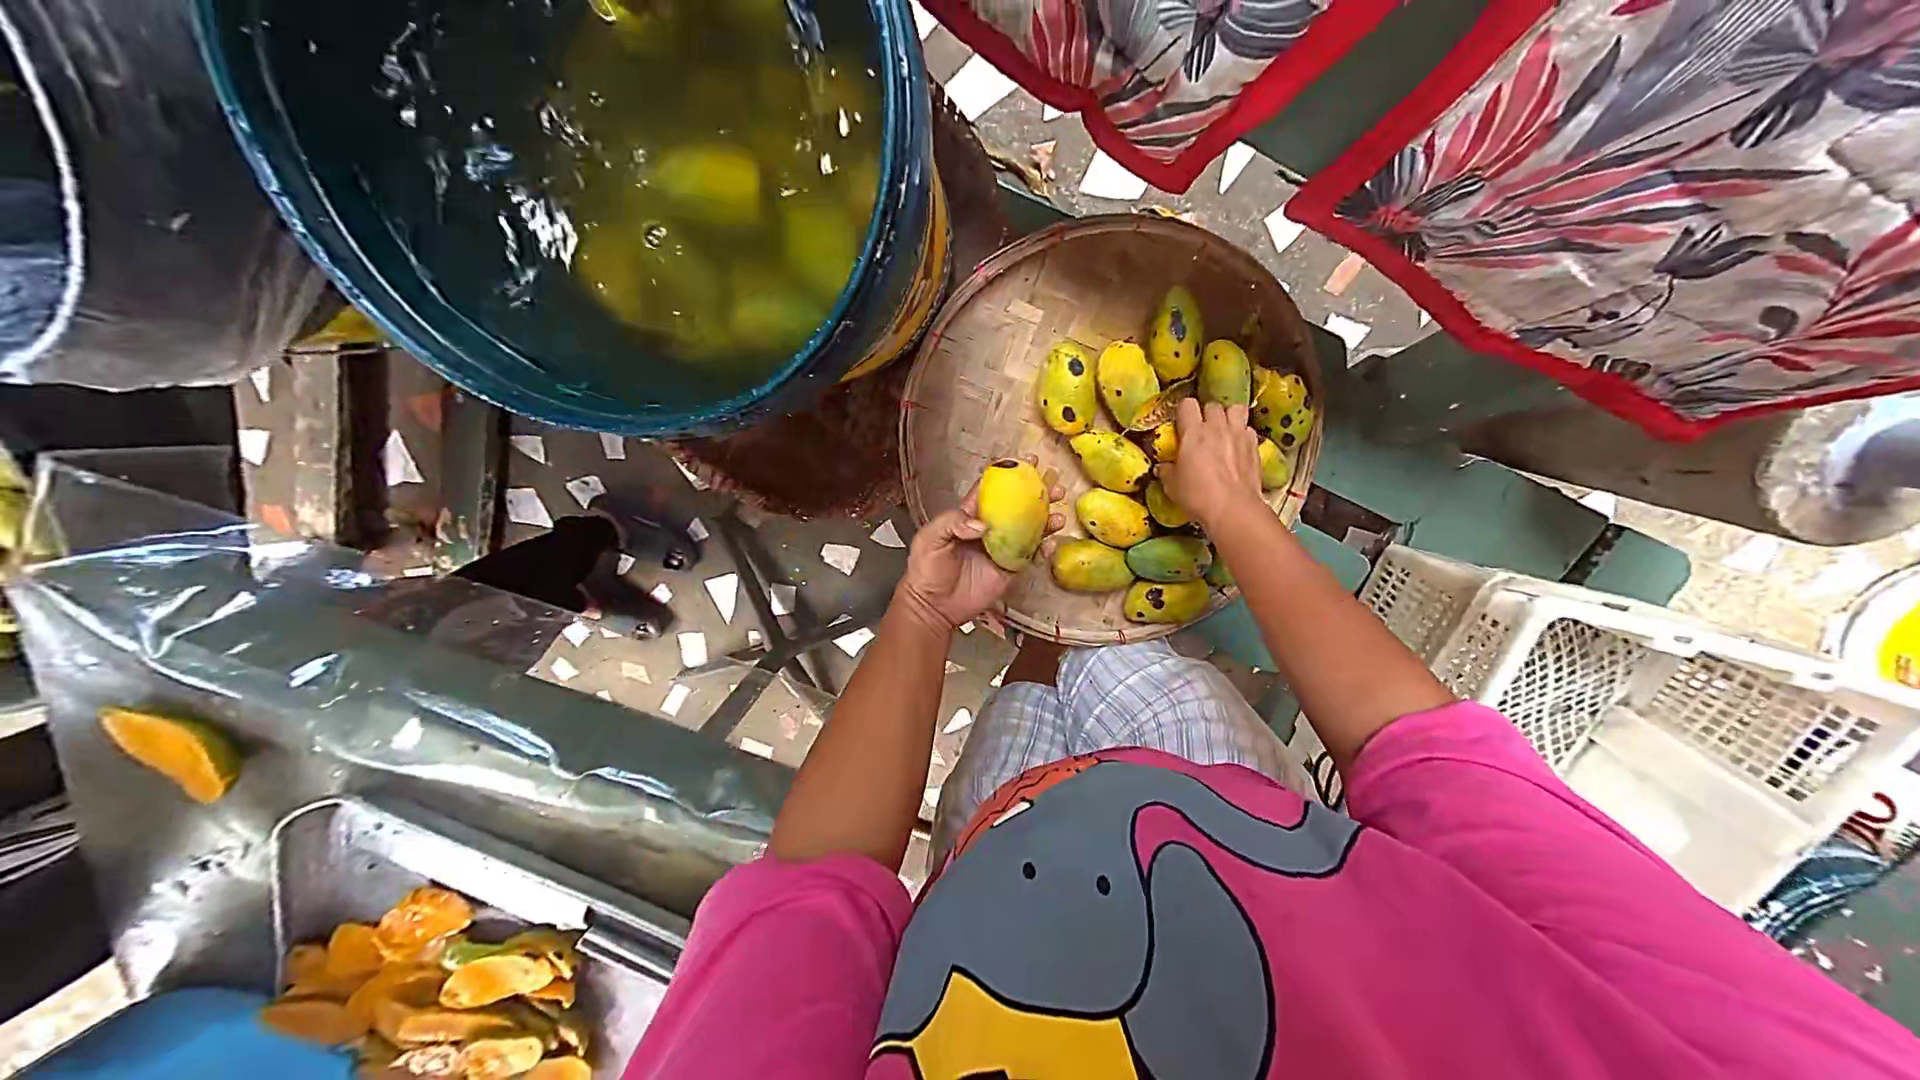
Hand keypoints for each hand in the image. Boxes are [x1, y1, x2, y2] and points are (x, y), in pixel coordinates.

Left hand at [897, 465, 1063, 631]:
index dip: (1010, 473)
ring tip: (1059, 515)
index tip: (1029, 462)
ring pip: (1031, 529)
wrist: (933, 605)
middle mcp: (990, 528)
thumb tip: (984, 525)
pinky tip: (1052, 543)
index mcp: (971, 515)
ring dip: (1047, 519)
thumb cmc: (926, 568)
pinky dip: (1045, 548)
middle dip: (1038, 493)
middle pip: (1018, 506)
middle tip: (1055, 485)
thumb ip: (953, 524)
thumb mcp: (931, 538)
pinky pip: (1031, 556)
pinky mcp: (1010, 569)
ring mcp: (1002, 549)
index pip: (992, 489)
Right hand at [1163, 397, 1263, 527]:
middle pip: (1212, 405)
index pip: (1187, 404)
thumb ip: (1167, 471)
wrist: (1233, 508)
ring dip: (1229, 416)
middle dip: (1206, 414)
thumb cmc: (1197, 495)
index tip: (1181, 424)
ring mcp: (1238, 434)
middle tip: (1202, 430)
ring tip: (1224, 429)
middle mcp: (1217, 427)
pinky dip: (1243, 433)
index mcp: (1193, 432)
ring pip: (1236, 409)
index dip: (1184, 412)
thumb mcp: (1172, 486)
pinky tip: (1238, 445)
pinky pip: (1248, 428)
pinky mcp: (1254, 445)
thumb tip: (1162, 467)